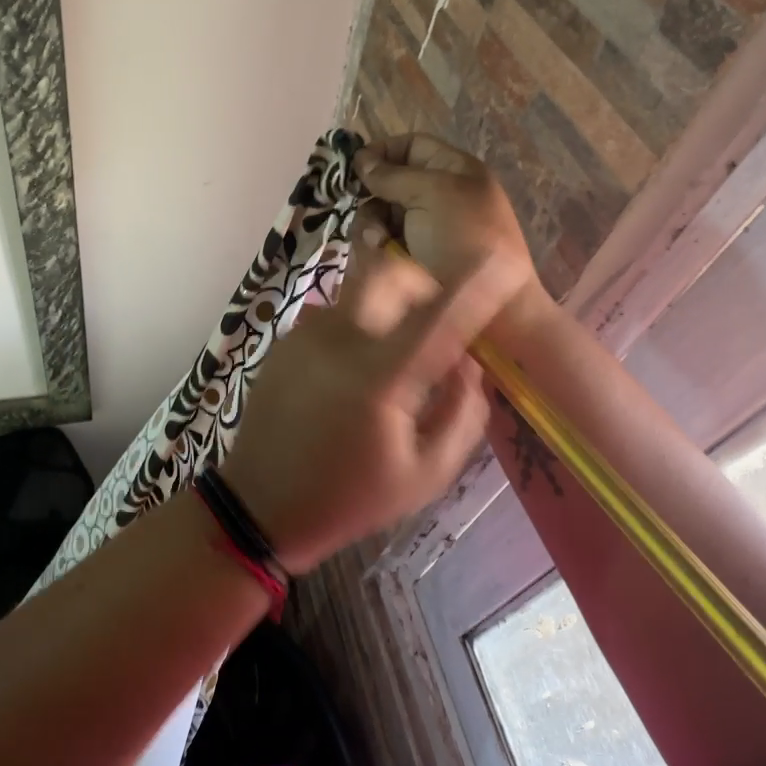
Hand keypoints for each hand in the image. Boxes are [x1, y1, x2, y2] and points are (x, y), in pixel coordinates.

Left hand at [220, 209, 527, 571]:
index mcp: (379, 379)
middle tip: (436, 322)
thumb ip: (462, 413)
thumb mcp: (426, 475)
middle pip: (388, 274)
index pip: (440, 318)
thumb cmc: (349, 498)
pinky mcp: (284, 341)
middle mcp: (338, 341)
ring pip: (360, 293)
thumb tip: (470, 362)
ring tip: (392, 359)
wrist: (259, 505)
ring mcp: (304, 336)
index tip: (506, 261)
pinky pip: (334, 316)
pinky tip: (351, 377)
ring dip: (388, 310)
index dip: (477, 286)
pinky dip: (357, 329)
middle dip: (422, 285)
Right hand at [355, 134, 534, 288]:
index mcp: (454, 172)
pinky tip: (383, 260)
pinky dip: (376, 251)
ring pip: (378, 216)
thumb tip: (361, 160)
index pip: (411, 146)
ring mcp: (423, 231)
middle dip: (373, 197)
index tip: (353, 166)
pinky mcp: (410, 262)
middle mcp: (437, 197)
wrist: (490, 308)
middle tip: (365, 209)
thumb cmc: (465, 240)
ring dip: (372, 226)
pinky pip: (380, 246)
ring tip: (379, 244)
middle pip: (388, 183)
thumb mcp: (432, 194)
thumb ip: (393, 175)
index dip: (382, 151)